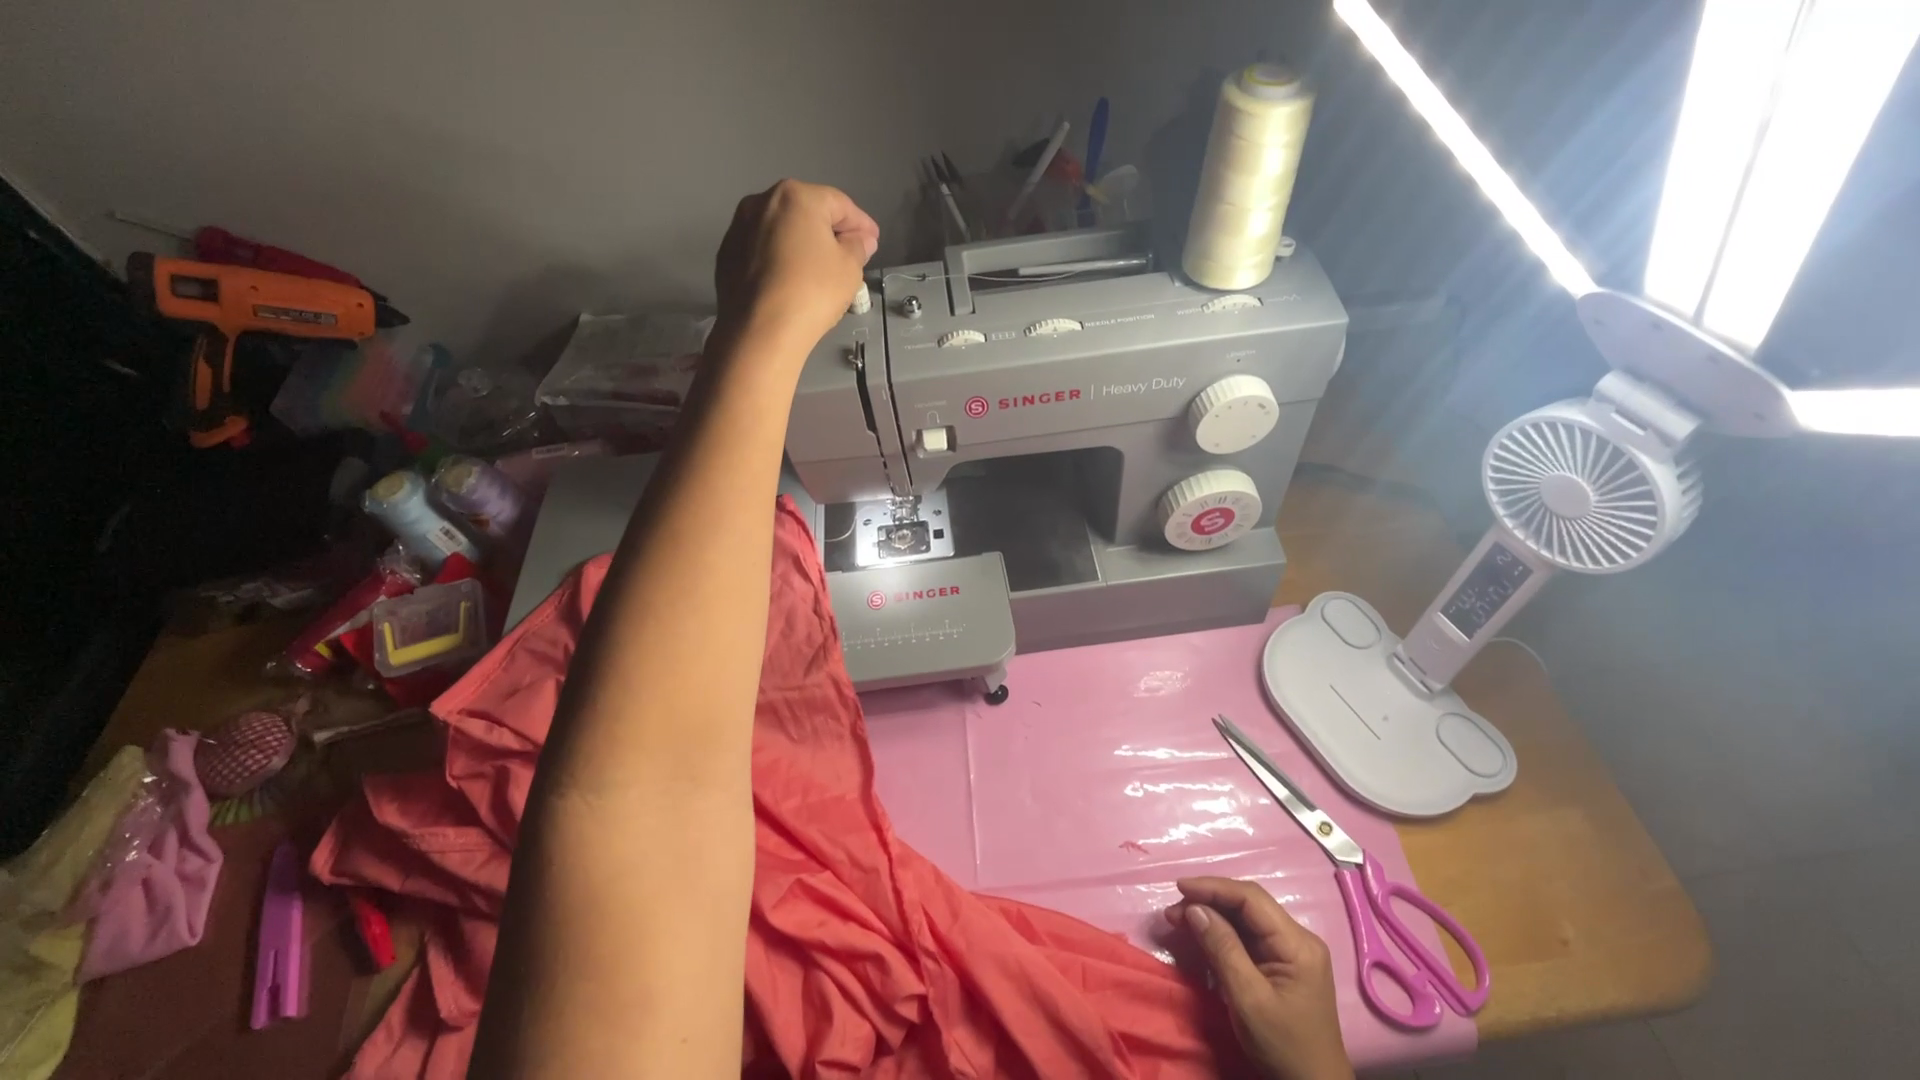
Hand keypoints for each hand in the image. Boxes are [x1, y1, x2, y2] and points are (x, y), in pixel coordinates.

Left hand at [713, 179, 878, 350]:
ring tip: (817, 269)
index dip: (861, 223)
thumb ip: (858, 246)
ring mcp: (738, 228)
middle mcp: (761, 202)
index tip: (872, 241)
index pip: (839, 204)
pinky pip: (761, 251)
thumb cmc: (812, 291)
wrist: (759, 331)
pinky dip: (778, 259)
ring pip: (780, 231)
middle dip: (828, 231)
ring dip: (800, 244)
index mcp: (795, 196)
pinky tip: (789, 281)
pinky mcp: (725, 256)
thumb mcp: (850, 268)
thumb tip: (860, 240)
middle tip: (848, 254)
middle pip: (805, 212)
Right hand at [1167, 877, 1351, 1079]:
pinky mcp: (1282, 965)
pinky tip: (1201, 936)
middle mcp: (1298, 939)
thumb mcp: (1248, 999)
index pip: (1251, 898)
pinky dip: (1222, 933)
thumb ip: (1222, 948)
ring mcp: (1292, 952)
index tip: (1178, 887)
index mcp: (1297, 944)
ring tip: (1179, 920)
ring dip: (1213, 916)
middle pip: (1248, 905)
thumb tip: (1195, 908)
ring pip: (1246, 919)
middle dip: (1209, 901)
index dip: (1213, 887)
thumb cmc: (1282, 1046)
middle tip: (1173, 912)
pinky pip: (1249, 937)